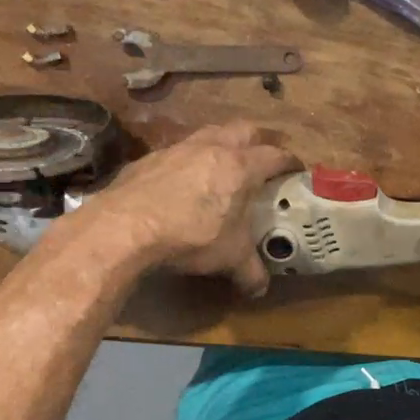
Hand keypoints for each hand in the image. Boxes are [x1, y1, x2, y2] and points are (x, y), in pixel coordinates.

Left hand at [75, 125, 299, 293]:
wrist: (123, 228)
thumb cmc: (190, 237)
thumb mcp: (230, 258)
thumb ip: (250, 272)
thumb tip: (260, 289)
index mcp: (240, 167)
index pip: (275, 156)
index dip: (290, 162)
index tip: (297, 171)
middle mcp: (212, 148)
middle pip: (244, 130)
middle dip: (259, 141)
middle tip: (263, 159)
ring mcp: (178, 149)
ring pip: (209, 133)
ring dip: (222, 144)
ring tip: (225, 165)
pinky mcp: (149, 158)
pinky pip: (179, 151)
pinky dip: (191, 160)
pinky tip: (186, 182)